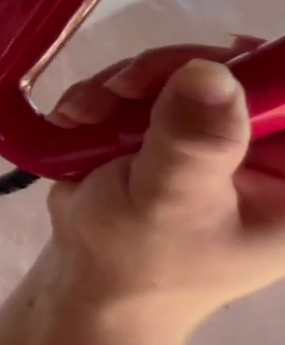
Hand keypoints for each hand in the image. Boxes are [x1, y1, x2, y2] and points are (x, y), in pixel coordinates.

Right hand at [44, 43, 284, 328]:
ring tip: (82, 112)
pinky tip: (79, 117)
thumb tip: (211, 71)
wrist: (93, 277)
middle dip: (163, 74)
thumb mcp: (170, 198)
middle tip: (117, 88)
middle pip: (234, 77)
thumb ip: (195, 140)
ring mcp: (218, 144)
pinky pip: (144, 91)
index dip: (258, 71)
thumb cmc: (143, 253)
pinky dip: (104, 96)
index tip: (198, 67)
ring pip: (180, 77)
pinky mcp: (171, 137)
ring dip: (120, 85)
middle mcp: (269, 156)